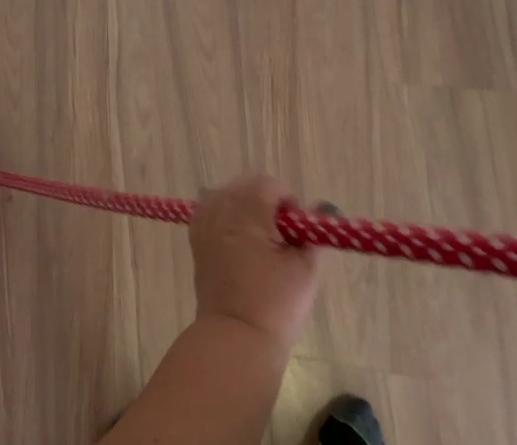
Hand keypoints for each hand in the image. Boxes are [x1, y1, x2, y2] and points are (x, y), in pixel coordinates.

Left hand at [189, 174, 320, 346]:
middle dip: (267, 202)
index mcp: (244, 213)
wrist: (237, 333)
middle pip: (244, 186)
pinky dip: (227, 216)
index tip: (297, 229)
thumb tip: (321, 210)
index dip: (288, 201)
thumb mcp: (305, 268)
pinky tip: (242, 243)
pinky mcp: (195, 238)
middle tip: (283, 236)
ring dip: (246, 208)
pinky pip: (211, 211)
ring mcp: (202, 223)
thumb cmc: (276, 302)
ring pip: (226, 195)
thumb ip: (312, 234)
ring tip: (263, 241)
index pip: (267, 184)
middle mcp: (218, 210)